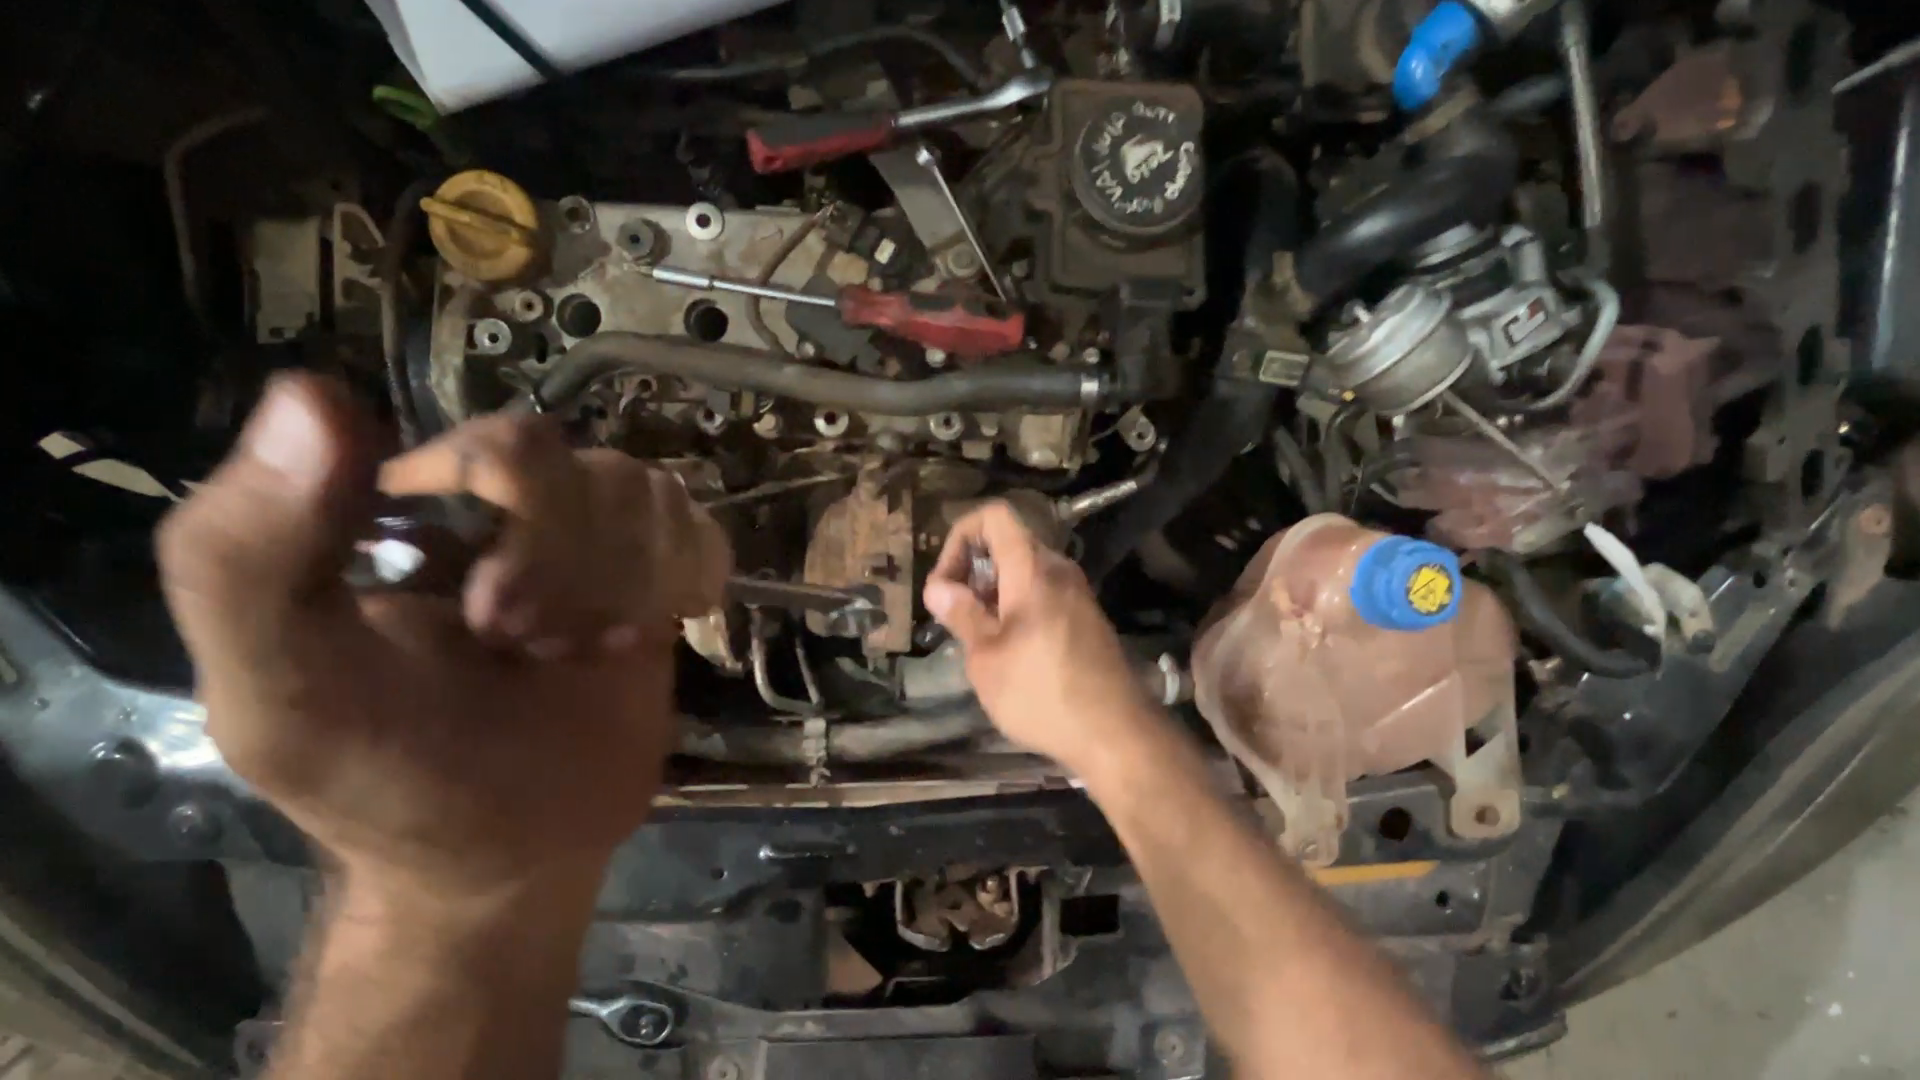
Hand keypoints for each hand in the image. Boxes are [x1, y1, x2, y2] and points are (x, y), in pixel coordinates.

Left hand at [156, 374, 730, 898]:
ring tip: (573, 654)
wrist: (511, 856)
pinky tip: (632, 643)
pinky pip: (699, 537)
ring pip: (651, 501)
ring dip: (618, 592)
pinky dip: (672, 591)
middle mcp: (506, 507)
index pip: (498, 440)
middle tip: (522, 641)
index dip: (510, 507)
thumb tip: (311, 393)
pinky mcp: (658, 578)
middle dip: (567, 567)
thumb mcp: (283, 694)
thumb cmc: (387, 781)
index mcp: (408, 507)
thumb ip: (249, 558)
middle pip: (589, 470)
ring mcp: (592, 539)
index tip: (487, 604)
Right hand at [921, 502, 1161, 773]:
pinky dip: (1018, 608)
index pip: (994, 516)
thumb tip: (938, 586)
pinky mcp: (1086, 620)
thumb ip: (961, 614)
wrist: (1115, 734)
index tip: (946, 584)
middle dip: (973, 571)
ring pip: (1025, 572)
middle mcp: (1059, 570)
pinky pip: (1043, 595)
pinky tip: (1009, 653)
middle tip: (955, 616)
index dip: (960, 537)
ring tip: (977, 639)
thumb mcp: (986, 657)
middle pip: (1008, 544)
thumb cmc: (1041, 692)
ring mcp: (1077, 594)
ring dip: (994, 594)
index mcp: (1032, 568)